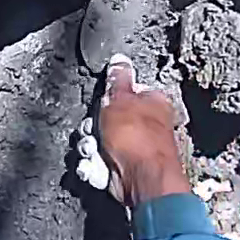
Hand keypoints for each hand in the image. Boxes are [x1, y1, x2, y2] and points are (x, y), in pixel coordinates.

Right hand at [96, 57, 189, 206]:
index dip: (106, 98)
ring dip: (89, 148)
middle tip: (95, 130)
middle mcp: (142, 125)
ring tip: (95, 152)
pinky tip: (96, 167)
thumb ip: (117, 79)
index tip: (101, 103)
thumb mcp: (122, 99)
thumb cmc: (136, 138)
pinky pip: (95, 162)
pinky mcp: (118, 168)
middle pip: (102, 118)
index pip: (122, 92)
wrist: (140, 180)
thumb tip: (118, 59)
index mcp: (150, 103)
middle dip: (91, 127)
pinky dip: (92, 166)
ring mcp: (129, 148)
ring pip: (94, 141)